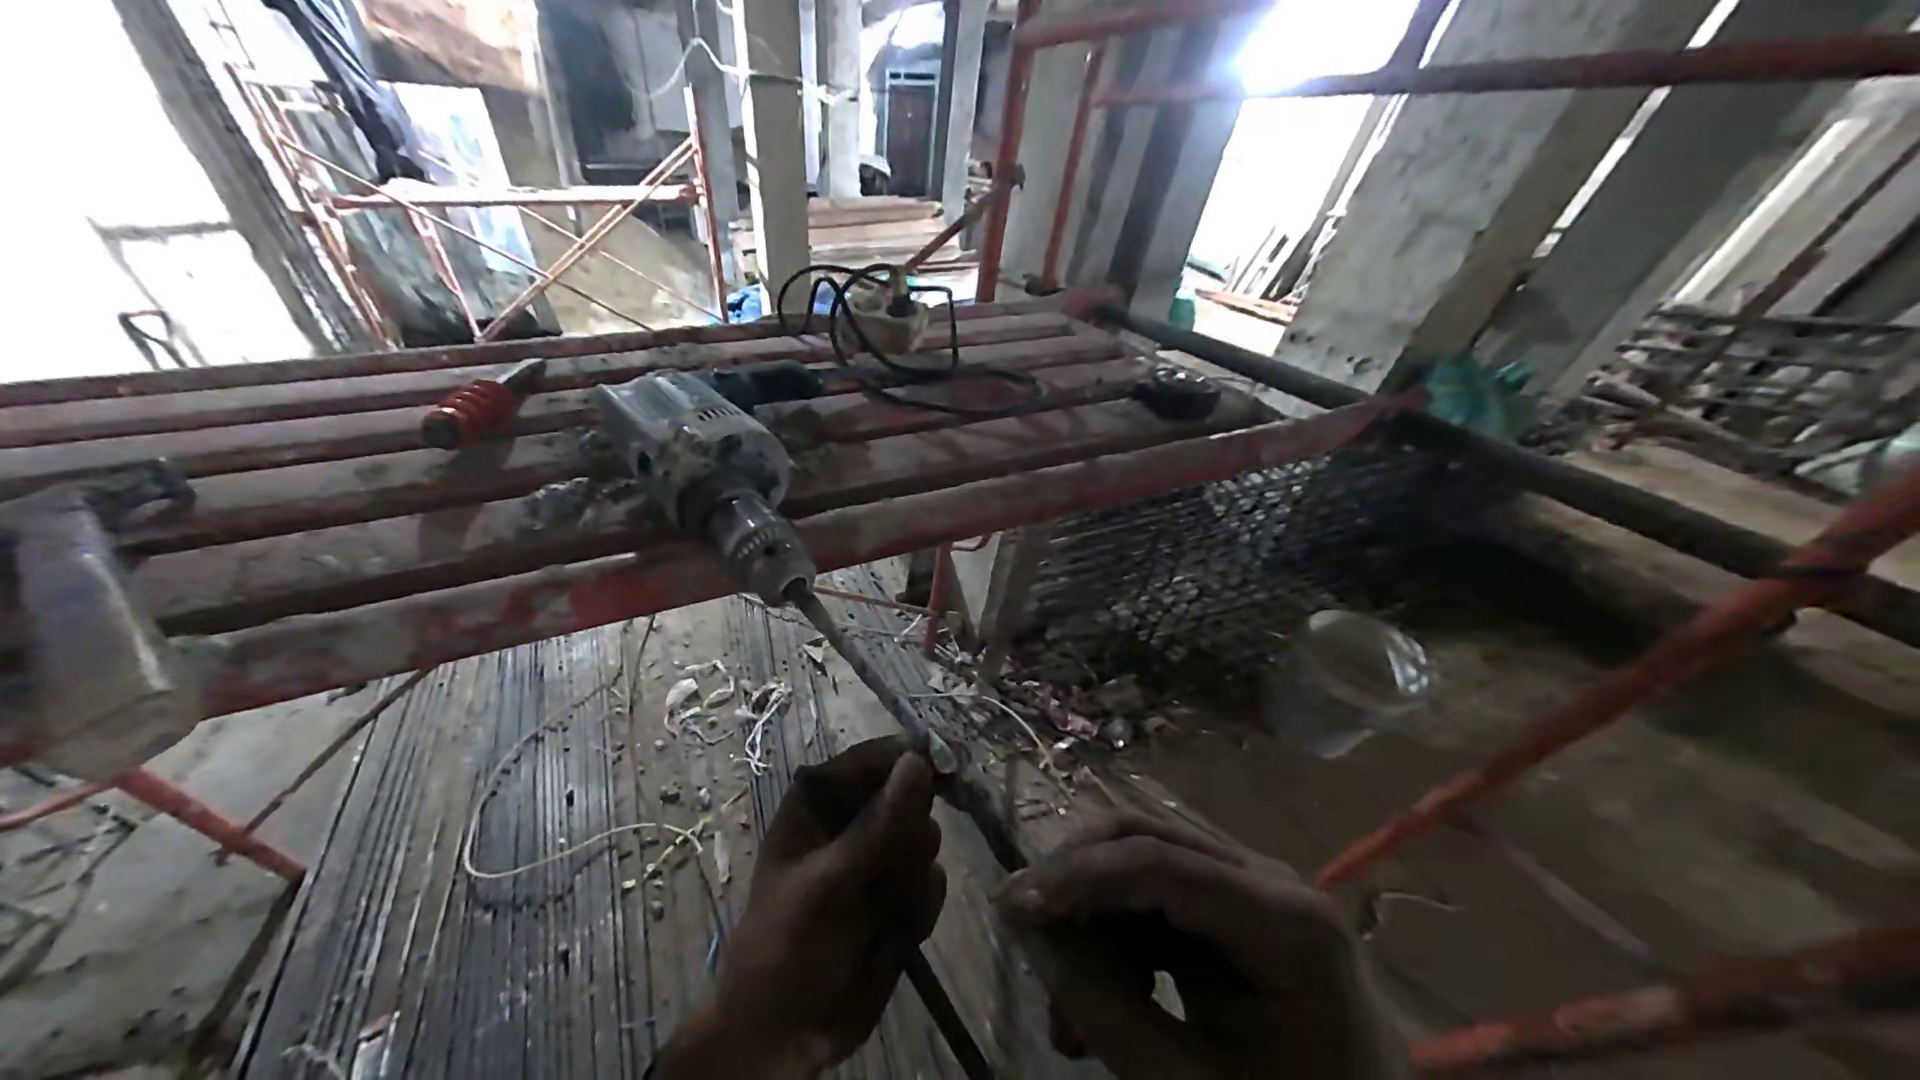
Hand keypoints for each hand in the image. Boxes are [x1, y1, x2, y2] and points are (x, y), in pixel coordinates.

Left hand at [654, 737, 946, 1078]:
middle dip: (911, 834)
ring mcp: (876, 860)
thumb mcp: (830, 882)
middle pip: (910, 796)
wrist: (787, 1036)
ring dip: (912, 877)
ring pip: (926, 839)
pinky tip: (895, 935)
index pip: (875, 758)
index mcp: (819, 802)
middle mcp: (851, 822)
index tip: (952, 767)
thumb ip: (879, 823)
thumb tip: (919, 760)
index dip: (913, 757)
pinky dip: (919, 908)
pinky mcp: (898, 896)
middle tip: (896, 865)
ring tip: (885, 909)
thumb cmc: (789, 946)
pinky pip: (932, 882)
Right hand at [996, 814, 1406, 1079]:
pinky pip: (1154, 902)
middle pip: (1147, 841)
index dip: (1079, 875)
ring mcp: (1251, 889)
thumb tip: (1026, 930)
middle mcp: (1268, 879)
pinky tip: (1096, 1000)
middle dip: (1077, 885)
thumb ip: (1105, 1008)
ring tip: (1065, 1017)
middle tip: (1023, 932)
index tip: (1014, 907)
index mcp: (1286, 919)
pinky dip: (1115, 942)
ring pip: (1140, 869)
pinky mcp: (1232, 911)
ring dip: (1091, 924)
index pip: (1161, 862)